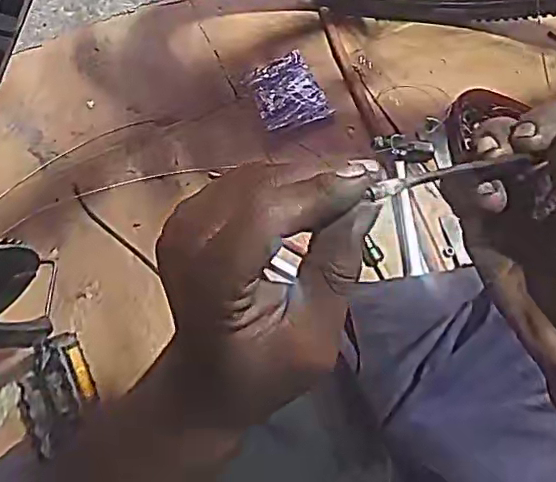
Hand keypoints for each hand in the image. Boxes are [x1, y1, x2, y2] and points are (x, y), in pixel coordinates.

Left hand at [154, 161, 381, 428]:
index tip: (370, 177)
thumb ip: (337, 266)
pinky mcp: (190, 209)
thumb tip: (364, 203)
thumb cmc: (260, 370)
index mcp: (212, 275)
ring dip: (304, 178)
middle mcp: (190, 235)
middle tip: (368, 179)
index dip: (320, 189)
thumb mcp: (314, 337)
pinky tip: (312, 194)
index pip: (268, 210)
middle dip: (319, 179)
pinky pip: (246, 180)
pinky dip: (283, 182)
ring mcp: (185, 218)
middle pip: (263, 186)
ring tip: (346, 187)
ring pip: (257, 175)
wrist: (204, 380)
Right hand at [440, 97, 555, 461]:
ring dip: (478, 158)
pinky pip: (461, 192)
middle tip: (497, 152)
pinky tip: (482, 206)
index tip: (530, 141)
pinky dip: (462, 187)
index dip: (542, 121)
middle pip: (511, 130)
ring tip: (490, 190)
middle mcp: (543, 178)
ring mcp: (510, 202)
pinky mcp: (483, 229)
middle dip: (499, 134)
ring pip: (481, 155)